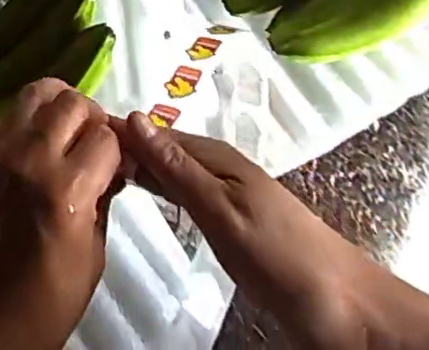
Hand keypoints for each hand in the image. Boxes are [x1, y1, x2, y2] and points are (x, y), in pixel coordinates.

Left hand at [0, 44, 124, 349]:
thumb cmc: (48, 298)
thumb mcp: (94, 252)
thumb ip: (103, 195)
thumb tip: (113, 159)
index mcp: (67, 189)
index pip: (107, 138)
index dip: (119, 149)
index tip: (119, 163)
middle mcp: (33, 157)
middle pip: (76, 105)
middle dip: (94, 120)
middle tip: (94, 144)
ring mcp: (1, 149)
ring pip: (38, 92)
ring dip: (59, 99)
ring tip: (67, 118)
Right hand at [111, 112, 428, 349]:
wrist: (348, 311)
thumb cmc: (282, 257)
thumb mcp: (222, 212)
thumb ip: (178, 169)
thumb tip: (136, 118)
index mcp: (216, 156)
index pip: (157, 133)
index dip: (122, 131)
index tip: (80, 133)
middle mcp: (220, 166)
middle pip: (165, 148)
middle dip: (128, 146)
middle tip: (82, 155)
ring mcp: (229, 194)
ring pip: (174, 169)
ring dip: (143, 167)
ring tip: (104, 170)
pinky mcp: (234, 220)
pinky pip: (187, 192)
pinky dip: (162, 188)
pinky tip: (150, 195)